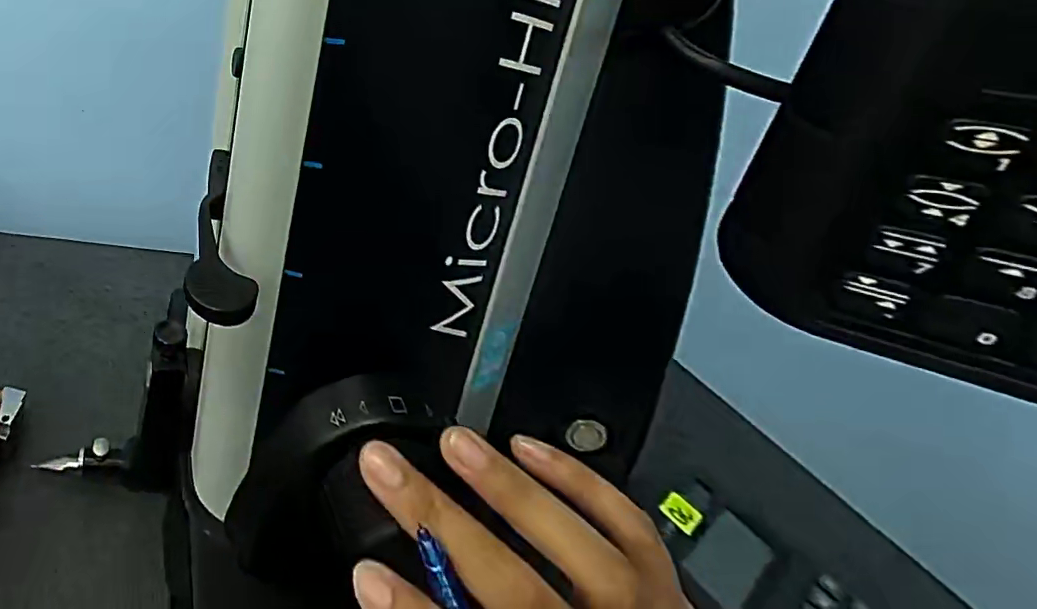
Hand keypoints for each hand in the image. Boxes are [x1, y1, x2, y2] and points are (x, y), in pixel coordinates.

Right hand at [352, 429, 687, 608]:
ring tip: (455, 442)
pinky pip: (629, 529)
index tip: (368, 577)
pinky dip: (576, 482)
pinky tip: (527, 449)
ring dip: (508, 489)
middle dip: (439, 520)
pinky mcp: (668, 594)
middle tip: (382, 466)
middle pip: (517, 593)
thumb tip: (387, 591)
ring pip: (581, 554)